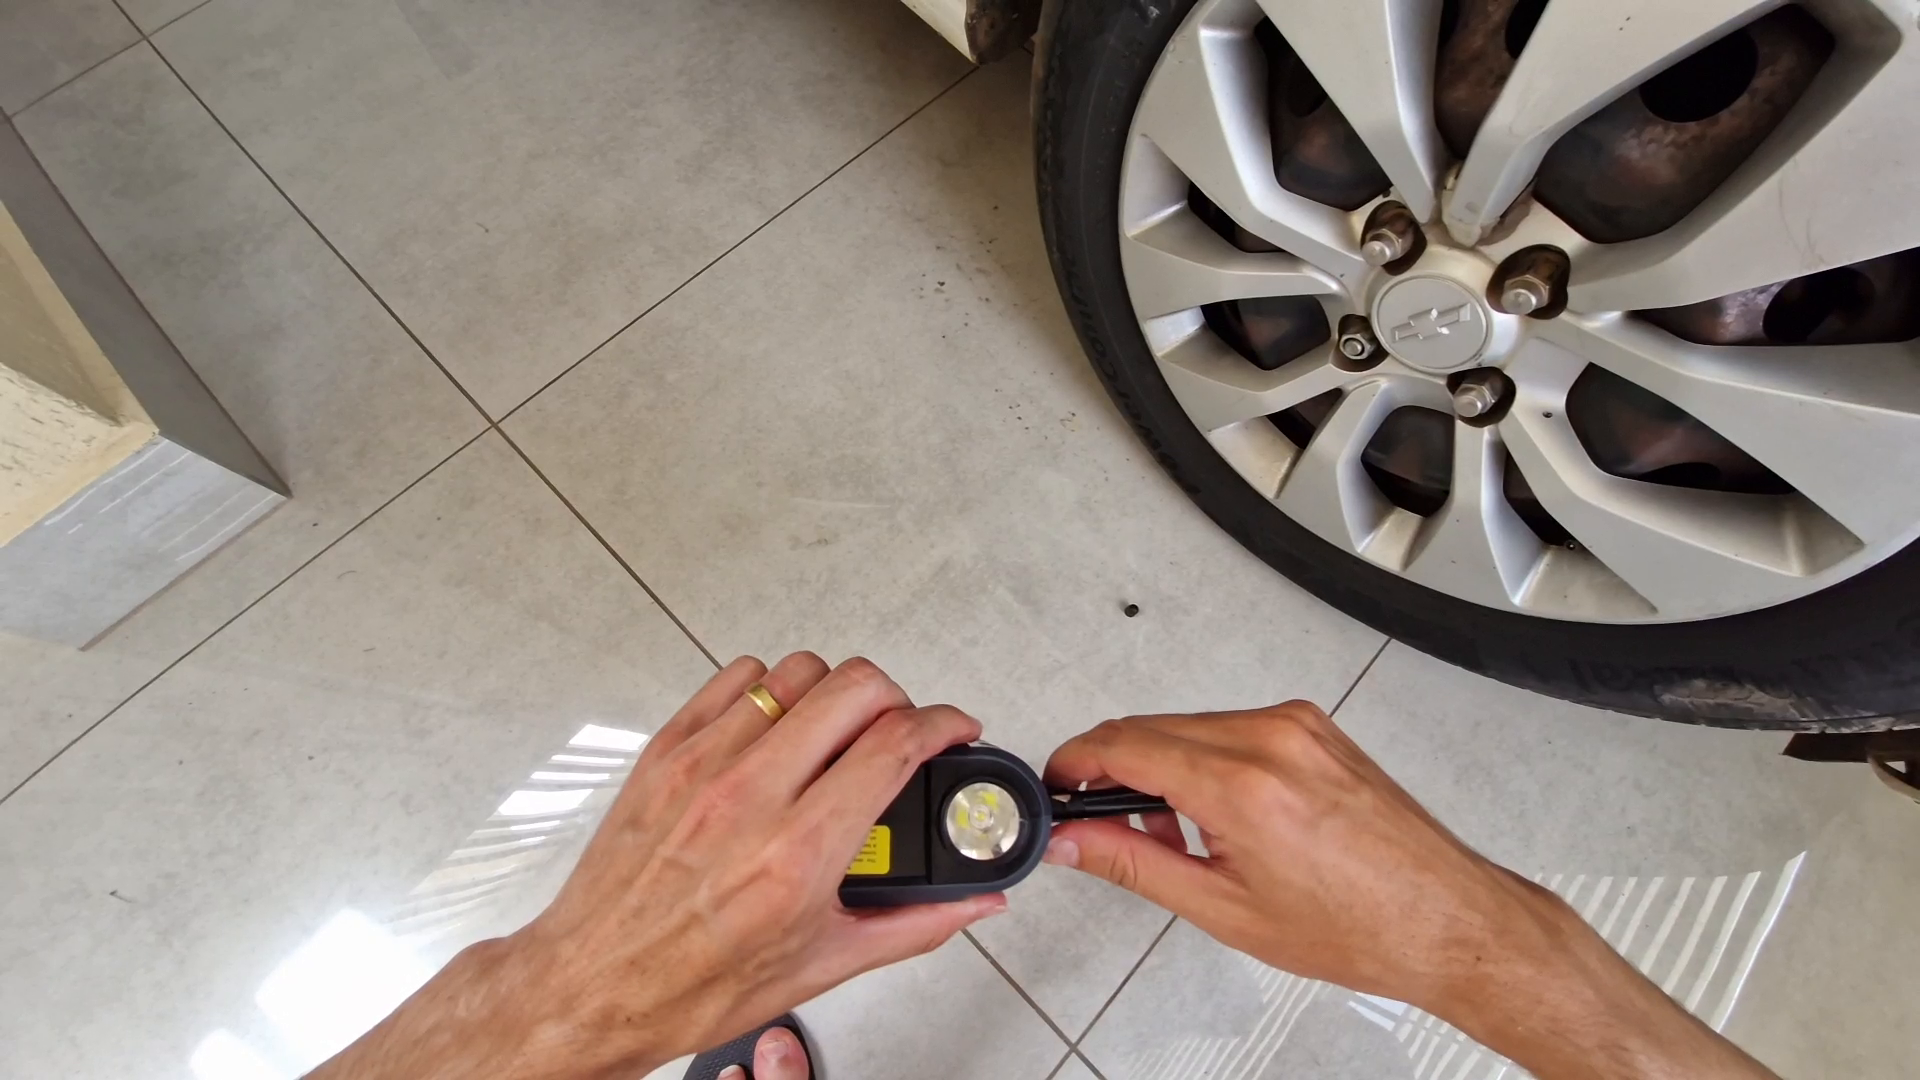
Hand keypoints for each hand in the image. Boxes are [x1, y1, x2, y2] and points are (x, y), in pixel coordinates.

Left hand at [309, 654, 1004, 1079]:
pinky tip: (775, 724)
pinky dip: (772, 688)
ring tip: (834, 730)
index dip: (944, 724)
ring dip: (834, 691)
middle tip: (897, 726)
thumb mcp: (820, 966)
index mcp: (797, 853)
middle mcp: (751, 795)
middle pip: (855, 686)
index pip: (895, 745)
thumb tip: (971, 901)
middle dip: (898, 696)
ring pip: (800, 670)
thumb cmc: (690, 983)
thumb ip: (914, 923)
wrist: (588, 985)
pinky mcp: (669, 746)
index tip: (954, 728)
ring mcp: (705, 762)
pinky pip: (740, 675)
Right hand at [1043, 703, 1777, 1079]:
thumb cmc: (1357, 927)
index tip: (1059, 781)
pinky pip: (1224, 724)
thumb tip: (1071, 840)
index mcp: (1243, 785)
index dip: (1076, 760)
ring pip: (1184, 725)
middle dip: (1116, 771)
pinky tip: (1216, 806)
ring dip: (1160, 766)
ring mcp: (1291, 723)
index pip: (1124, 744)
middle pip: (1149, 728)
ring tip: (1177, 829)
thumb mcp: (1222, 908)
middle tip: (1113, 822)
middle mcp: (1267, 737)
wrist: (1450, 921)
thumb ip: (1130, 862)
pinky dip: (1201, 757)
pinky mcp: (1306, 721)